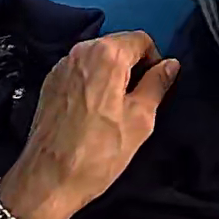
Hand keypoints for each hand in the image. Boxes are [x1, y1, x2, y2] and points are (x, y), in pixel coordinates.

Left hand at [0, 31, 178, 218]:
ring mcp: (62, 64)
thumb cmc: (99, 151)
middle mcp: (82, 50)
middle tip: (137, 101)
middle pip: (118, 45)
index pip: (141, 39)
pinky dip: (91, 81)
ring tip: (113, 108)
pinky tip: (91, 110)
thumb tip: (171, 64)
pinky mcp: (50, 80)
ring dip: (111, 73)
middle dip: (132, 66)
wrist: (47, 179)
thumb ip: (157, 84)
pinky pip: (80, 70)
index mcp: (107, 54)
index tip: (155, 86)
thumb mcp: (140, 120)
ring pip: (98, 57)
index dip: (154, 60)